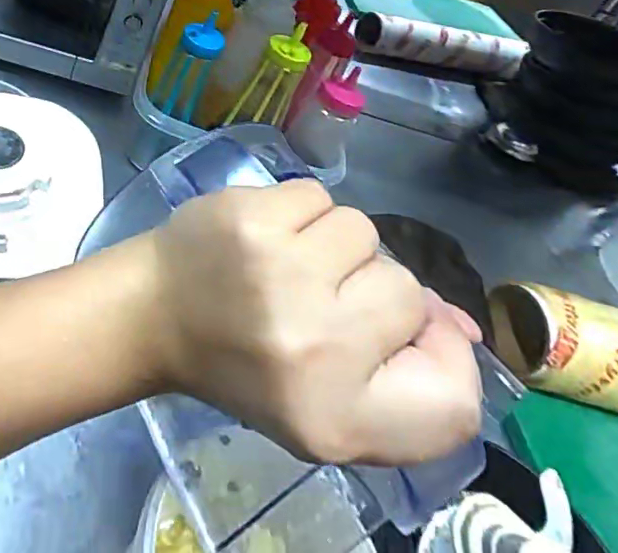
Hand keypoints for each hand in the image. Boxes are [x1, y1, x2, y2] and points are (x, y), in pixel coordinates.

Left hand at [145, 180, 483, 465]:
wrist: (155, 312)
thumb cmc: (243, 366)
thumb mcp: (325, 407)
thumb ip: (403, 378)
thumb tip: (461, 323)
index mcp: (338, 420)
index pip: (455, 402)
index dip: (444, 356)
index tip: (399, 335)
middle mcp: (318, 349)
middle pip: (411, 291)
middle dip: (371, 287)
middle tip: (316, 298)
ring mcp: (283, 272)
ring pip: (365, 231)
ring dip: (334, 244)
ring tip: (288, 265)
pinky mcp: (252, 217)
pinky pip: (318, 196)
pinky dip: (300, 211)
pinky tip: (267, 235)